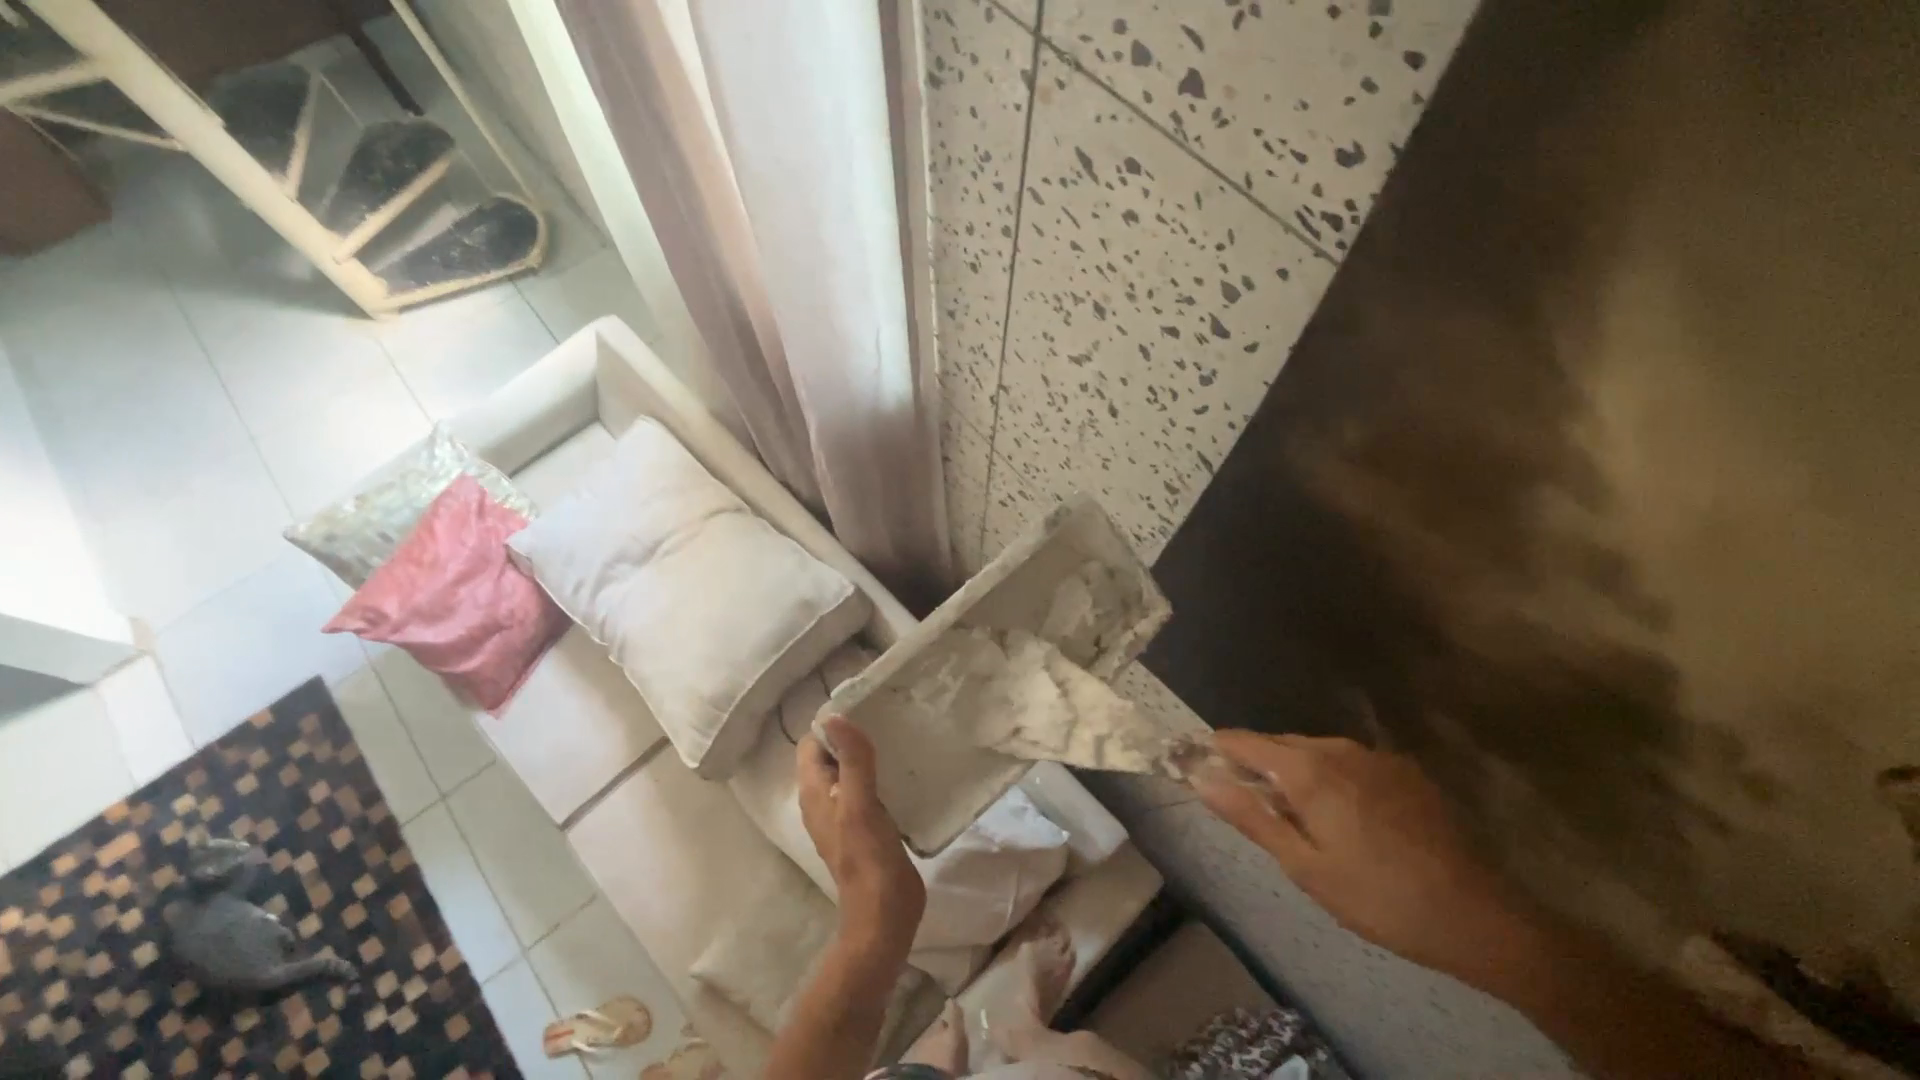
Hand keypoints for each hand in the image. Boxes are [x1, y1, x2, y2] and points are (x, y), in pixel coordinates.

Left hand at [797, 716, 925, 953]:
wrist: (884, 916)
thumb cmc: (868, 859)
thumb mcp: (859, 804)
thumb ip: (851, 760)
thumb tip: (834, 715)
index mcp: (814, 793)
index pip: (812, 744)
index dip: (832, 725)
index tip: (865, 708)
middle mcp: (824, 802)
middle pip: (831, 756)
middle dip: (853, 736)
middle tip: (887, 717)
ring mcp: (845, 817)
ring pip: (851, 773)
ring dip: (869, 756)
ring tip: (900, 737)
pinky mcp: (867, 829)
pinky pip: (869, 791)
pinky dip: (882, 777)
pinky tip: (906, 771)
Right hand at [1191, 732, 1532, 989]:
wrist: (1475, 914)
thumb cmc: (1377, 897)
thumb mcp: (1304, 866)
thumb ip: (1250, 816)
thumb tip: (1200, 777)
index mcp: (1309, 770)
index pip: (1245, 741)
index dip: (1216, 750)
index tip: (1195, 764)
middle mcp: (1339, 749)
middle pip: (1280, 743)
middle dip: (1254, 763)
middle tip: (1242, 802)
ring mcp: (1376, 757)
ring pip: (1315, 751)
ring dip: (1292, 770)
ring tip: (1290, 813)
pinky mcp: (1404, 771)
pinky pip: (1348, 762)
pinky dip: (1329, 776)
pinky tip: (1340, 815)